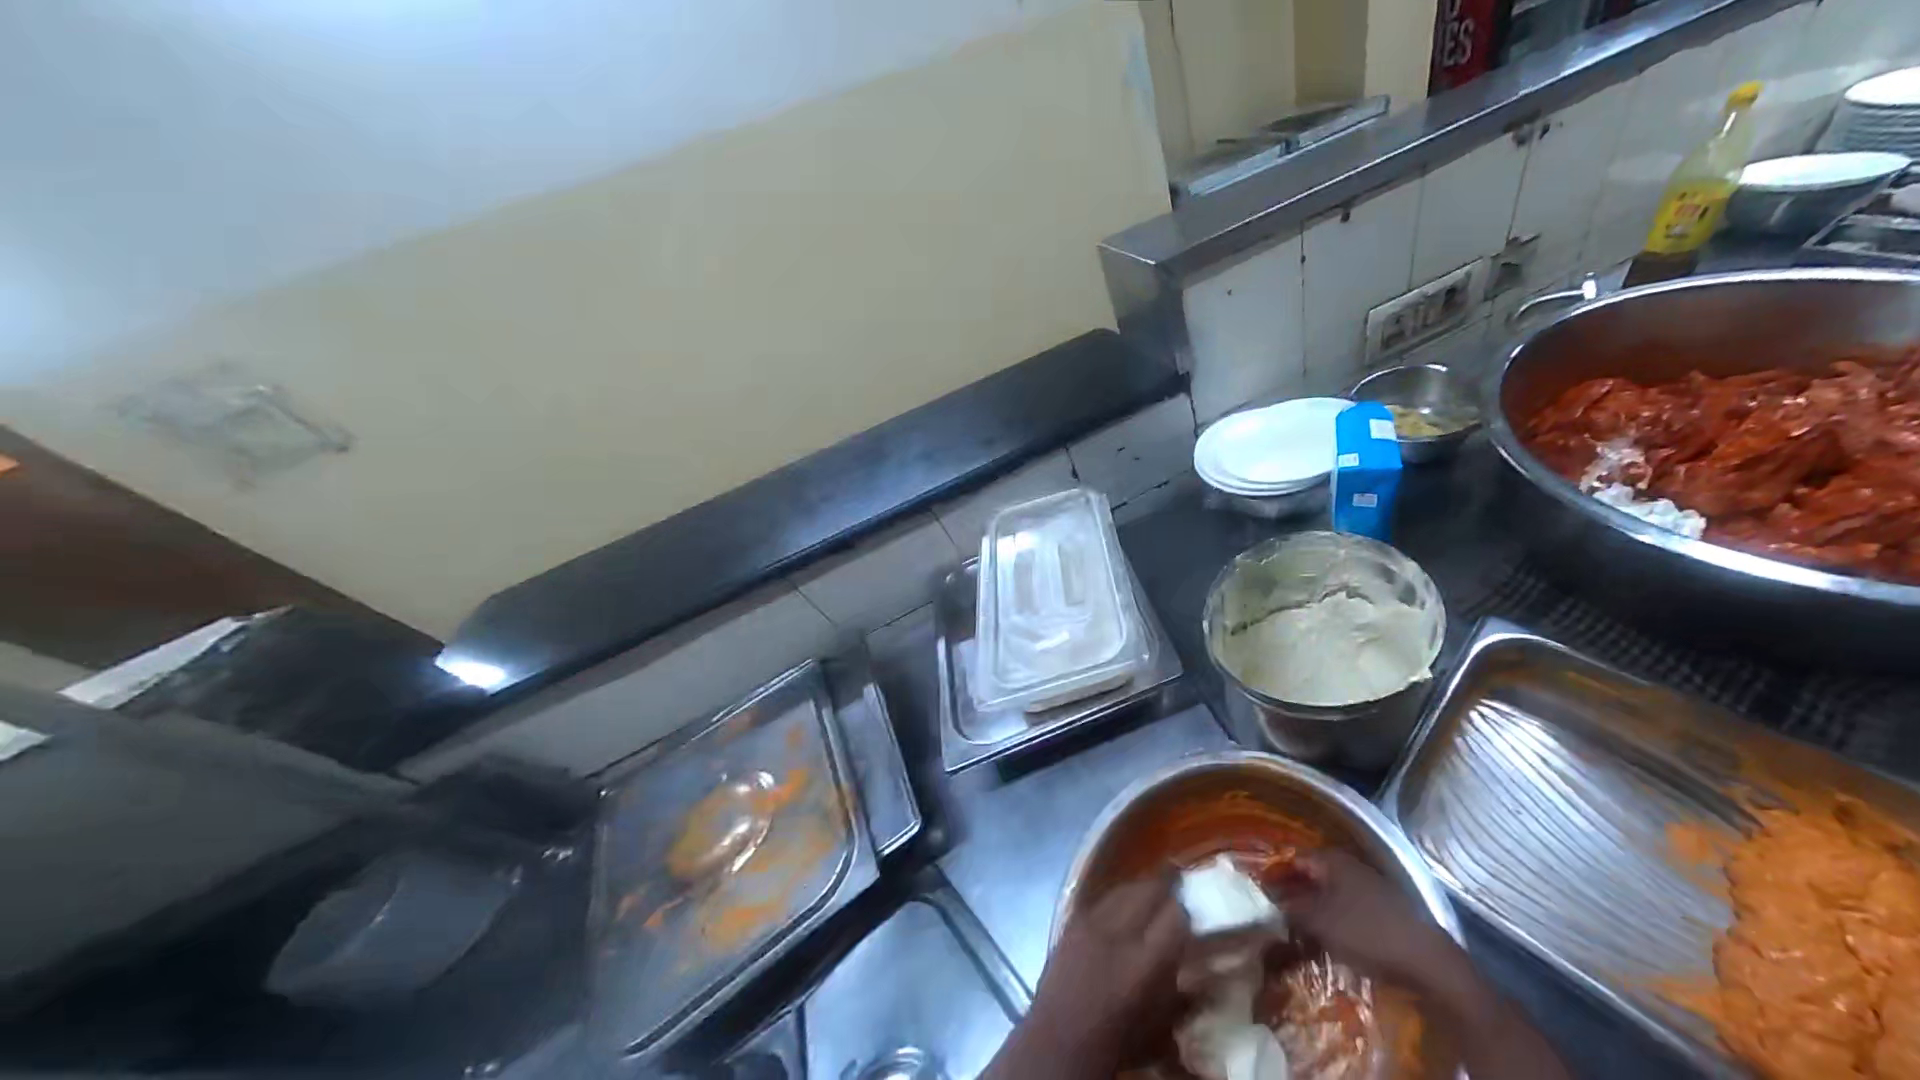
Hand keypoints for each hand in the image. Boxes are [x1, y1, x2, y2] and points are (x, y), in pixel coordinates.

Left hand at [985, 876, 1188, 1079]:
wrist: (1060, 1039)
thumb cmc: (1117, 1041)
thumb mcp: (1162, 1025)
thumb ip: (1183, 992)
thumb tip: (1203, 970)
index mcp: (1146, 961)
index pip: (1175, 916)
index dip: (1187, 910)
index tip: (1194, 910)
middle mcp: (1118, 932)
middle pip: (1148, 890)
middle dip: (1166, 884)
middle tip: (1179, 881)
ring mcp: (1091, 922)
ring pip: (1123, 888)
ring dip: (1141, 886)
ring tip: (1153, 888)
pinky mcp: (1072, 921)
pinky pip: (1101, 898)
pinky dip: (1117, 897)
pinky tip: (1123, 903)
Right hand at [1279, 850, 1466, 994]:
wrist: (1428, 962)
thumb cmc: (1365, 932)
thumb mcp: (1317, 921)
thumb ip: (1288, 908)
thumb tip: (1268, 903)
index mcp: (1331, 860)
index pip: (1292, 859)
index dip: (1273, 875)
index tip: (1259, 894)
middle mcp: (1350, 866)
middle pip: (1311, 875)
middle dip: (1292, 893)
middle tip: (1273, 913)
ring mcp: (1369, 887)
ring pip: (1329, 893)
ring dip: (1311, 908)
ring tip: (1295, 929)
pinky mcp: (1383, 909)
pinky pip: (1346, 907)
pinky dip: (1332, 918)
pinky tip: (1325, 937)